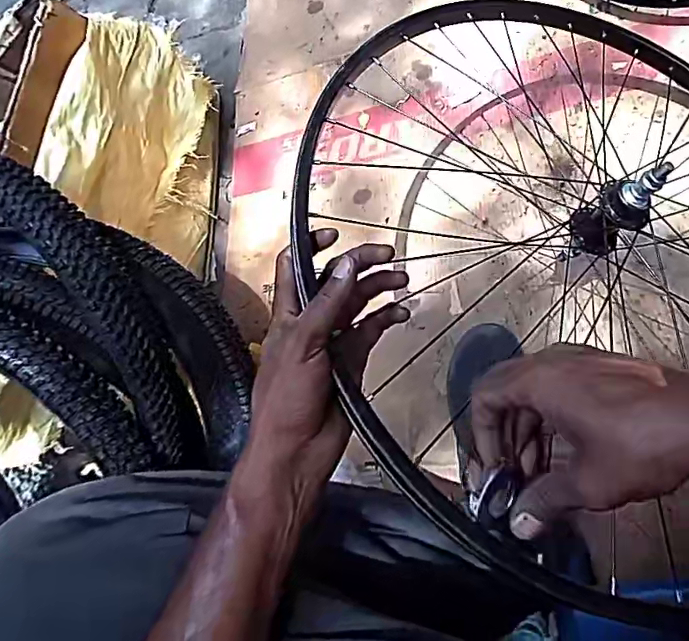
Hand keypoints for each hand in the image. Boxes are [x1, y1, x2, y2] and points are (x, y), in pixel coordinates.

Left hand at [245, 231, 408, 506]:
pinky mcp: (354, 358)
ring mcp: (335, 339)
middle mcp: (312, 320)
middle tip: (387, 254)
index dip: (310, 246)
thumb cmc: (285, 396)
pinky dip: (387, 317)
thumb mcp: (303, 343)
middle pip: (337, 279)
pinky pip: (373, 329)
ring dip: (379, 286)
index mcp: (289, 311)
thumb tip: (347, 263)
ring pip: (359, 301)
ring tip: (402, 279)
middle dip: (360, 262)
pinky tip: (401, 312)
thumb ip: (328, 303)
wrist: (295, 453)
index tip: (334, 234)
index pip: (294, 266)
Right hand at [469, 344, 688, 538]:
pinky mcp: (601, 366)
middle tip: (515, 477)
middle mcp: (554, 359)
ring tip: (541, 473)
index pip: (485, 394)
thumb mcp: (588, 481)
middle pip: (507, 389)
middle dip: (505, 435)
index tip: (495, 471)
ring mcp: (579, 358)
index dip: (481, 435)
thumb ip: (545, 499)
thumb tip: (520, 524)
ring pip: (534, 389)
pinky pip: (559, 386)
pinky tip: (568, 453)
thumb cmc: (640, 444)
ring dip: (528, 429)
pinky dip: (552, 417)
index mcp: (540, 378)